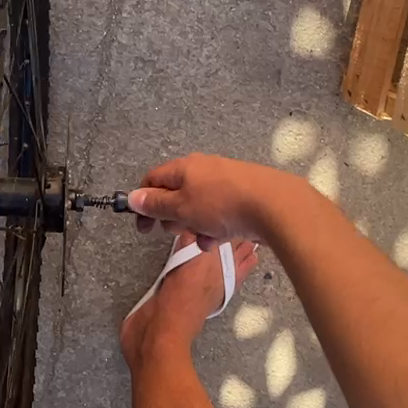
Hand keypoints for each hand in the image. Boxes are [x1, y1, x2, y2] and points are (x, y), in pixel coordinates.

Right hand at [128, 153, 306, 246]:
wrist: (276, 205)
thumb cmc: (221, 205)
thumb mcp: (181, 208)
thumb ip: (156, 204)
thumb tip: (132, 197)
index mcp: (184, 167)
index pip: (153, 180)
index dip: (143, 202)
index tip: (144, 226)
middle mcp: (203, 169)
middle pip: (176, 193)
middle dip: (172, 216)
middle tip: (174, 231)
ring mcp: (225, 180)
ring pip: (199, 205)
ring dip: (194, 225)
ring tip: (203, 240)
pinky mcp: (243, 194)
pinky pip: (219, 210)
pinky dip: (215, 225)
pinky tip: (221, 239)